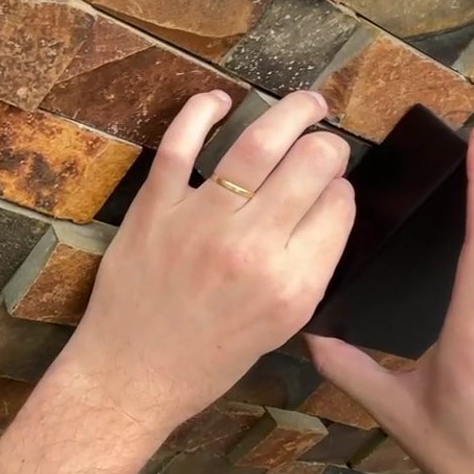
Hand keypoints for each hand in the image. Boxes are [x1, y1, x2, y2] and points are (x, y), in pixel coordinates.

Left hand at [56, 90, 356, 438]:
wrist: (132, 372)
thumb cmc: (208, 357)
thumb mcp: (279, 324)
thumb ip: (310, 264)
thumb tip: (329, 200)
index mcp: (292, 284)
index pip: (339, 205)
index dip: (341, 186)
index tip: (331, 183)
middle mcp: (252, 248)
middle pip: (311, 165)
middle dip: (328, 143)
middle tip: (323, 139)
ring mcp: (199, 221)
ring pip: (258, 144)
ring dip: (290, 111)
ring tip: (305, 101)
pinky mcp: (155, 206)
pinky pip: (179, 143)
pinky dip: (201, 111)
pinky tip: (220, 101)